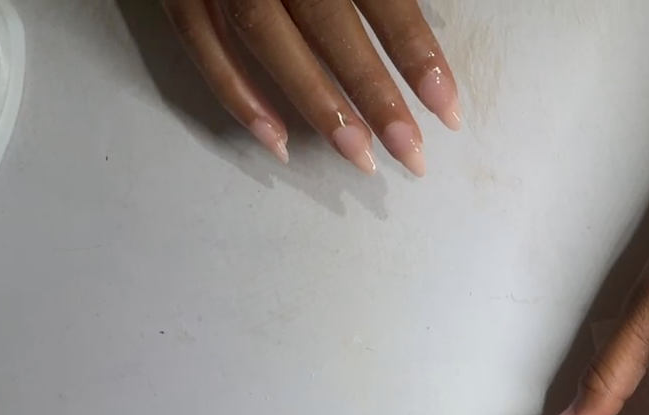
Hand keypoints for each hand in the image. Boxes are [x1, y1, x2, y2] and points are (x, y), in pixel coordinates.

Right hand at [163, 0, 460, 173]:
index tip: (447, 110)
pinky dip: (238, 95)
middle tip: (411, 154)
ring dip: (316, 105)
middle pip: (327, 21)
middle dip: (374, 94)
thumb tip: (414, 24)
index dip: (415, 52)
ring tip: (360, 159)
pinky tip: (280, 143)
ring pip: (267, 35)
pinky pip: (201, 40)